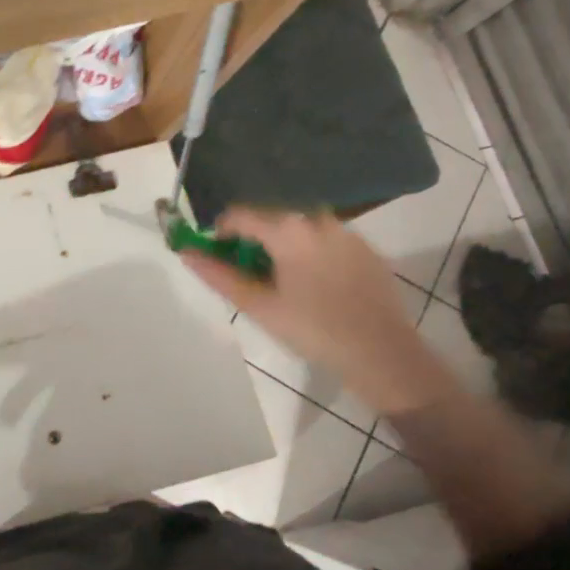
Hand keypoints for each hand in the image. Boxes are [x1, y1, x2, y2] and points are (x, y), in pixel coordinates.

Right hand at [183, 207, 453, 415]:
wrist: (383, 353)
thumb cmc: (313, 330)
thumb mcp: (259, 306)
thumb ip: (219, 275)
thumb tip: (186, 253)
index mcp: (288, 229)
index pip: (239, 215)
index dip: (219, 233)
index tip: (215, 256)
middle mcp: (317, 219)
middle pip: (271, 217)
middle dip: (252, 239)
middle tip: (247, 273)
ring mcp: (346, 232)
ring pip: (300, 228)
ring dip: (282, 245)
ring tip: (280, 280)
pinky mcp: (367, 249)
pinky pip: (326, 239)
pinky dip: (310, 252)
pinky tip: (314, 286)